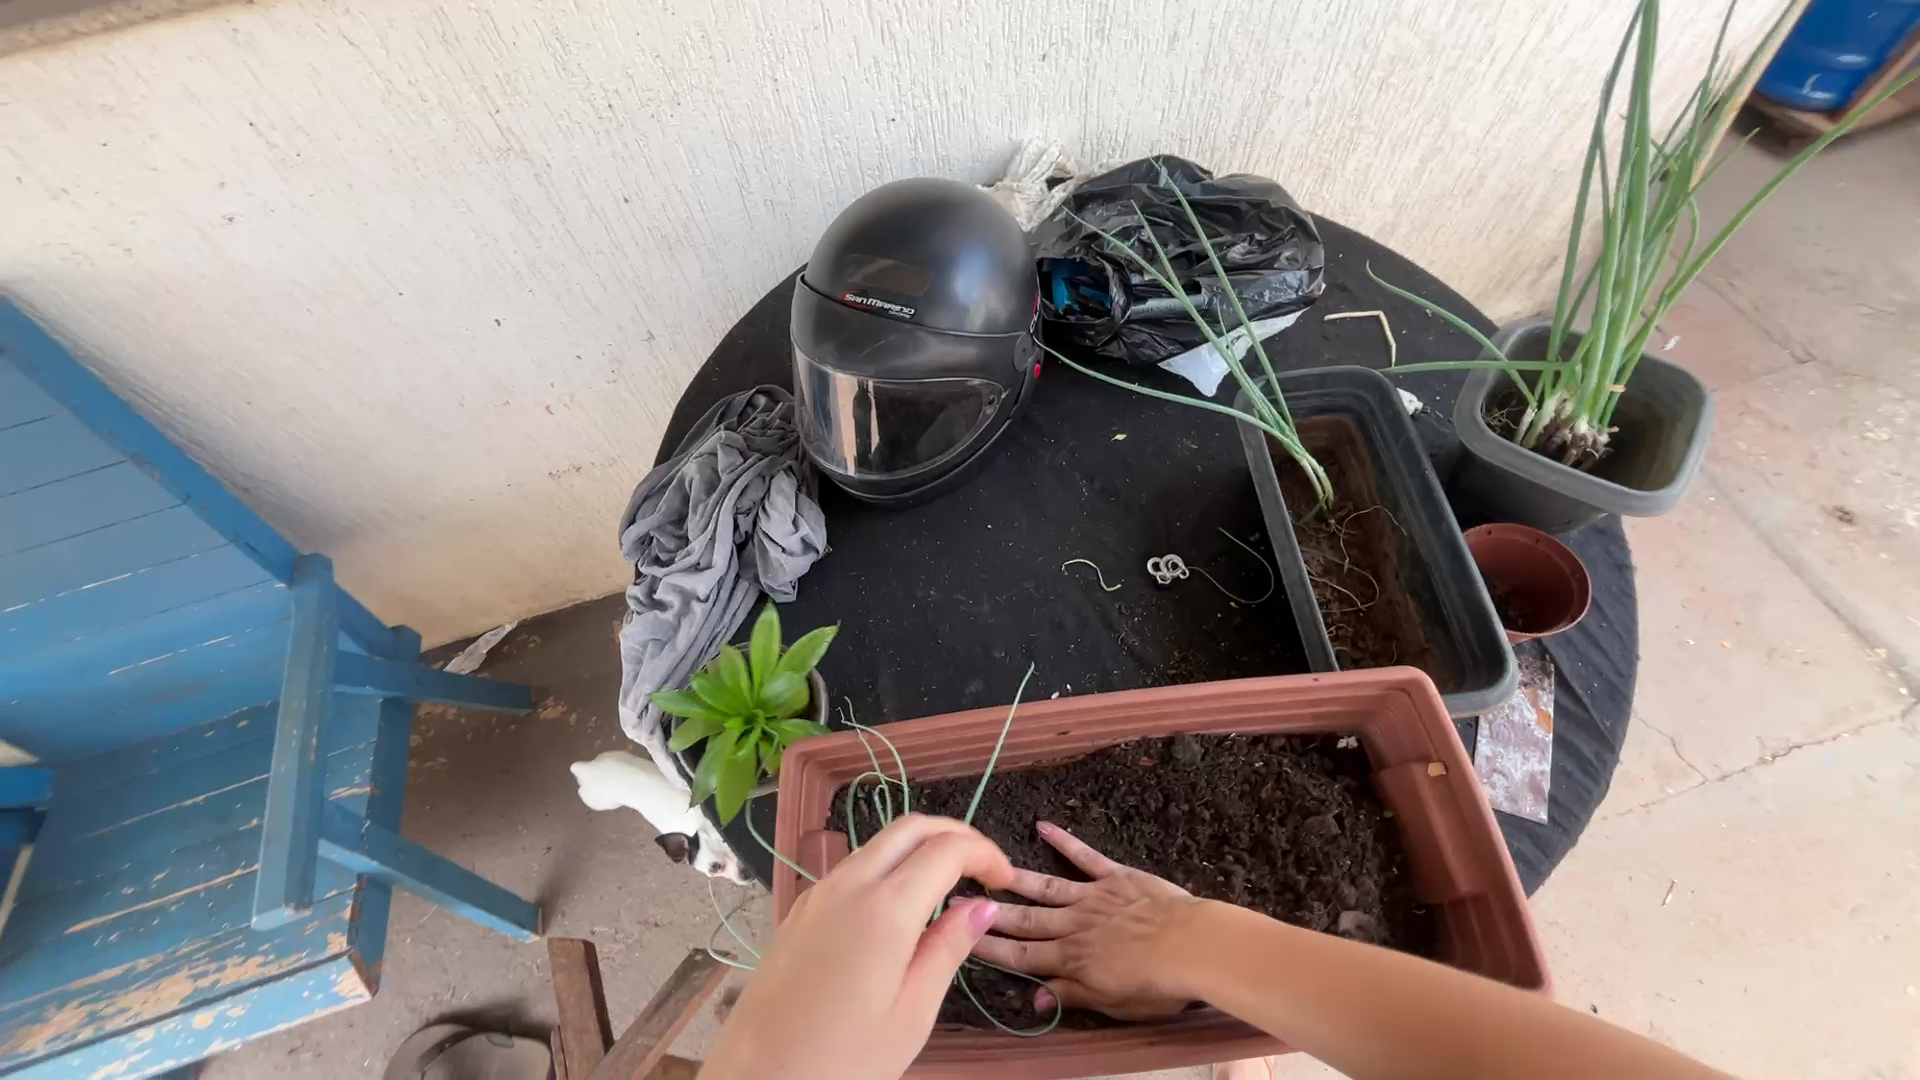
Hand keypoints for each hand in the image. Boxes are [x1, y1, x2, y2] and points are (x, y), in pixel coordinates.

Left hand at [702, 814, 1014, 1079]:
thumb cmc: (843, 1061)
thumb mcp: (911, 1014)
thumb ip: (948, 949)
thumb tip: (982, 906)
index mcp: (886, 906)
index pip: (947, 849)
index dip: (984, 854)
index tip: (1005, 880)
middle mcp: (851, 882)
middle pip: (911, 826)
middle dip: (954, 834)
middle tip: (983, 867)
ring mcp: (820, 891)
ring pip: (880, 842)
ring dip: (919, 847)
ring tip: (947, 885)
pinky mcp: (801, 908)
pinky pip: (854, 866)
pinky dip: (888, 866)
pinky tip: (900, 907)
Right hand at [971, 820, 1204, 1019]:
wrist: (1191, 946)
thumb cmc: (1158, 985)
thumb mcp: (1114, 1004)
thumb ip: (1073, 995)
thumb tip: (1033, 999)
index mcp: (1072, 960)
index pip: (1023, 956)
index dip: (991, 948)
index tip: (963, 938)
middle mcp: (1073, 925)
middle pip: (1025, 920)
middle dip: (990, 912)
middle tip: (956, 897)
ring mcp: (1091, 896)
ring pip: (1045, 887)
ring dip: (1014, 879)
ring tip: (985, 867)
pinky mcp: (1113, 876)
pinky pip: (1084, 857)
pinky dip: (1063, 841)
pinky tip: (1042, 825)